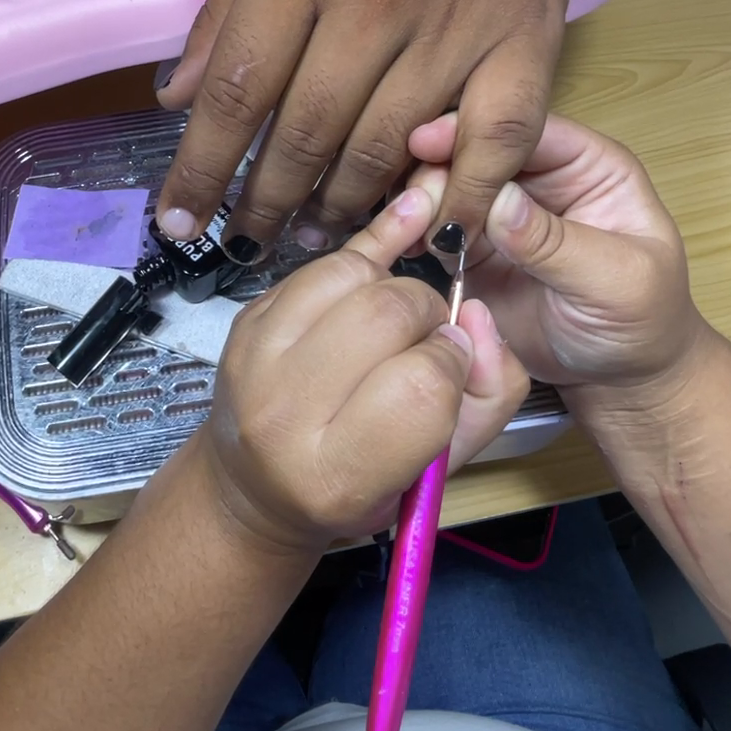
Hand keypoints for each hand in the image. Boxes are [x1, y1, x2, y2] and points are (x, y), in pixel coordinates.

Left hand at [153, 0, 578, 257]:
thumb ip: (224, 18)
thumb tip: (177, 100)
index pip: (238, 93)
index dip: (201, 171)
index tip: (177, 224)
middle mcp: (377, 0)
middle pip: (307, 135)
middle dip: (265, 204)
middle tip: (246, 243)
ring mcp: (457, 26)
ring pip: (386, 151)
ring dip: (340, 210)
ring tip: (311, 236)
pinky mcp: (527, 43)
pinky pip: (494, 144)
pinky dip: (459, 202)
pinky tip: (424, 237)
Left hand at [199, 182, 527, 552]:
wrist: (254, 486)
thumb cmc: (352, 490)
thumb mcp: (435, 473)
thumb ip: (485, 399)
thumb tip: (478, 315)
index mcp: (333, 475)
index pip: (418, 387)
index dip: (453, 362)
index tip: (453, 364)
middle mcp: (282, 415)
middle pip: (381, 315)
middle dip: (426, 312)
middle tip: (427, 334)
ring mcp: (254, 360)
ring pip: (346, 273)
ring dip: (388, 283)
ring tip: (395, 316)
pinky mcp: (245, 322)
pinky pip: (315, 264)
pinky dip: (360, 259)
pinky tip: (395, 240)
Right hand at [406, 113, 705, 398]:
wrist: (614, 378)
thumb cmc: (639, 322)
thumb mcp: (617, 281)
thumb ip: (558, 242)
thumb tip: (499, 204)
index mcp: (586, 166)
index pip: (525, 129)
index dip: (479, 132)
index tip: (429, 144)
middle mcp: (536, 180)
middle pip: (474, 150)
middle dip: (441, 168)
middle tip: (420, 203)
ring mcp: (496, 215)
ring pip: (443, 184)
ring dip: (421, 201)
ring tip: (415, 232)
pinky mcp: (467, 250)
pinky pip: (430, 227)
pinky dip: (411, 231)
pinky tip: (404, 245)